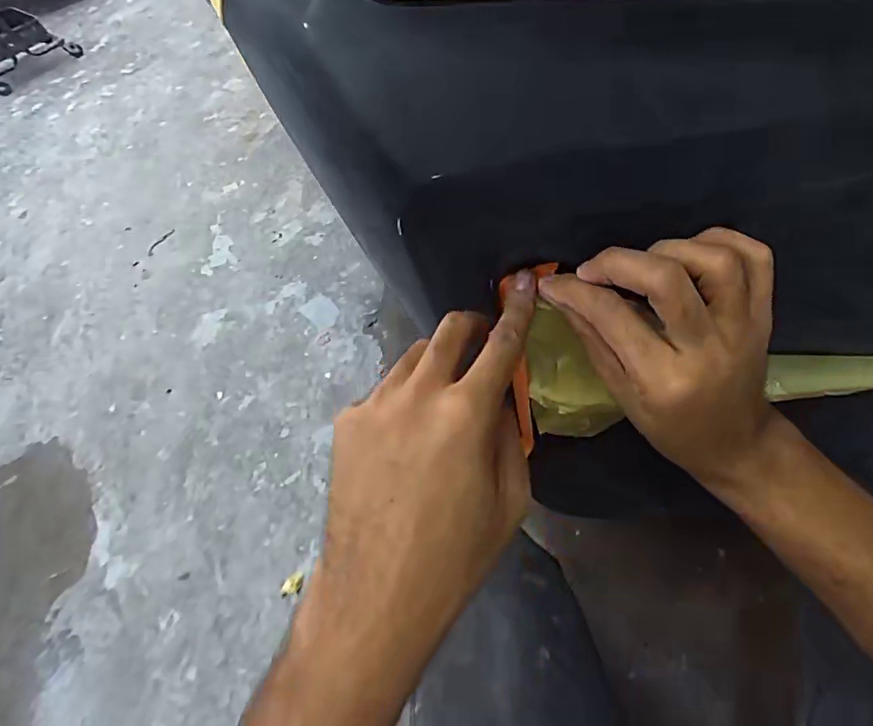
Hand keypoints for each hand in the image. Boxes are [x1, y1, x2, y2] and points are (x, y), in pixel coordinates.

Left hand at [263, 273, 536, 724]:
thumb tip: (503, 400)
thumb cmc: (455, 555)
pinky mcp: (347, 418)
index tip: (525, 284)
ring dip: (434, 364)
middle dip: (470, 325)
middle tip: (480, 340)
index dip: (516, 312)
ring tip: (440, 400)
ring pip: (411, 358)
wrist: (375, 590)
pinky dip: (401, 401)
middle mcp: (417, 393)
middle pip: (446, 331)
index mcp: (465, 413)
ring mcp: (375, 401)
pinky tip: (401, 441)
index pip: (499, 346)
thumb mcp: (508, 501)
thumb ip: (510, 438)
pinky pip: (383, 392)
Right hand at [536, 229, 777, 487]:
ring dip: (670, 248)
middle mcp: (709, 348)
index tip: (553, 282)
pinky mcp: (765, 313)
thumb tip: (559, 290)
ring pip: (715, 259)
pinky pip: (755, 256)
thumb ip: (591, 335)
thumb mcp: (620, 392)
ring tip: (645, 263)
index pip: (613, 314)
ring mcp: (745, 327)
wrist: (738, 443)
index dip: (575, 289)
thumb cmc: (671, 425)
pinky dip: (718, 240)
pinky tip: (688, 252)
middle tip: (594, 270)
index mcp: (666, 379)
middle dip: (617, 261)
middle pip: (667, 277)